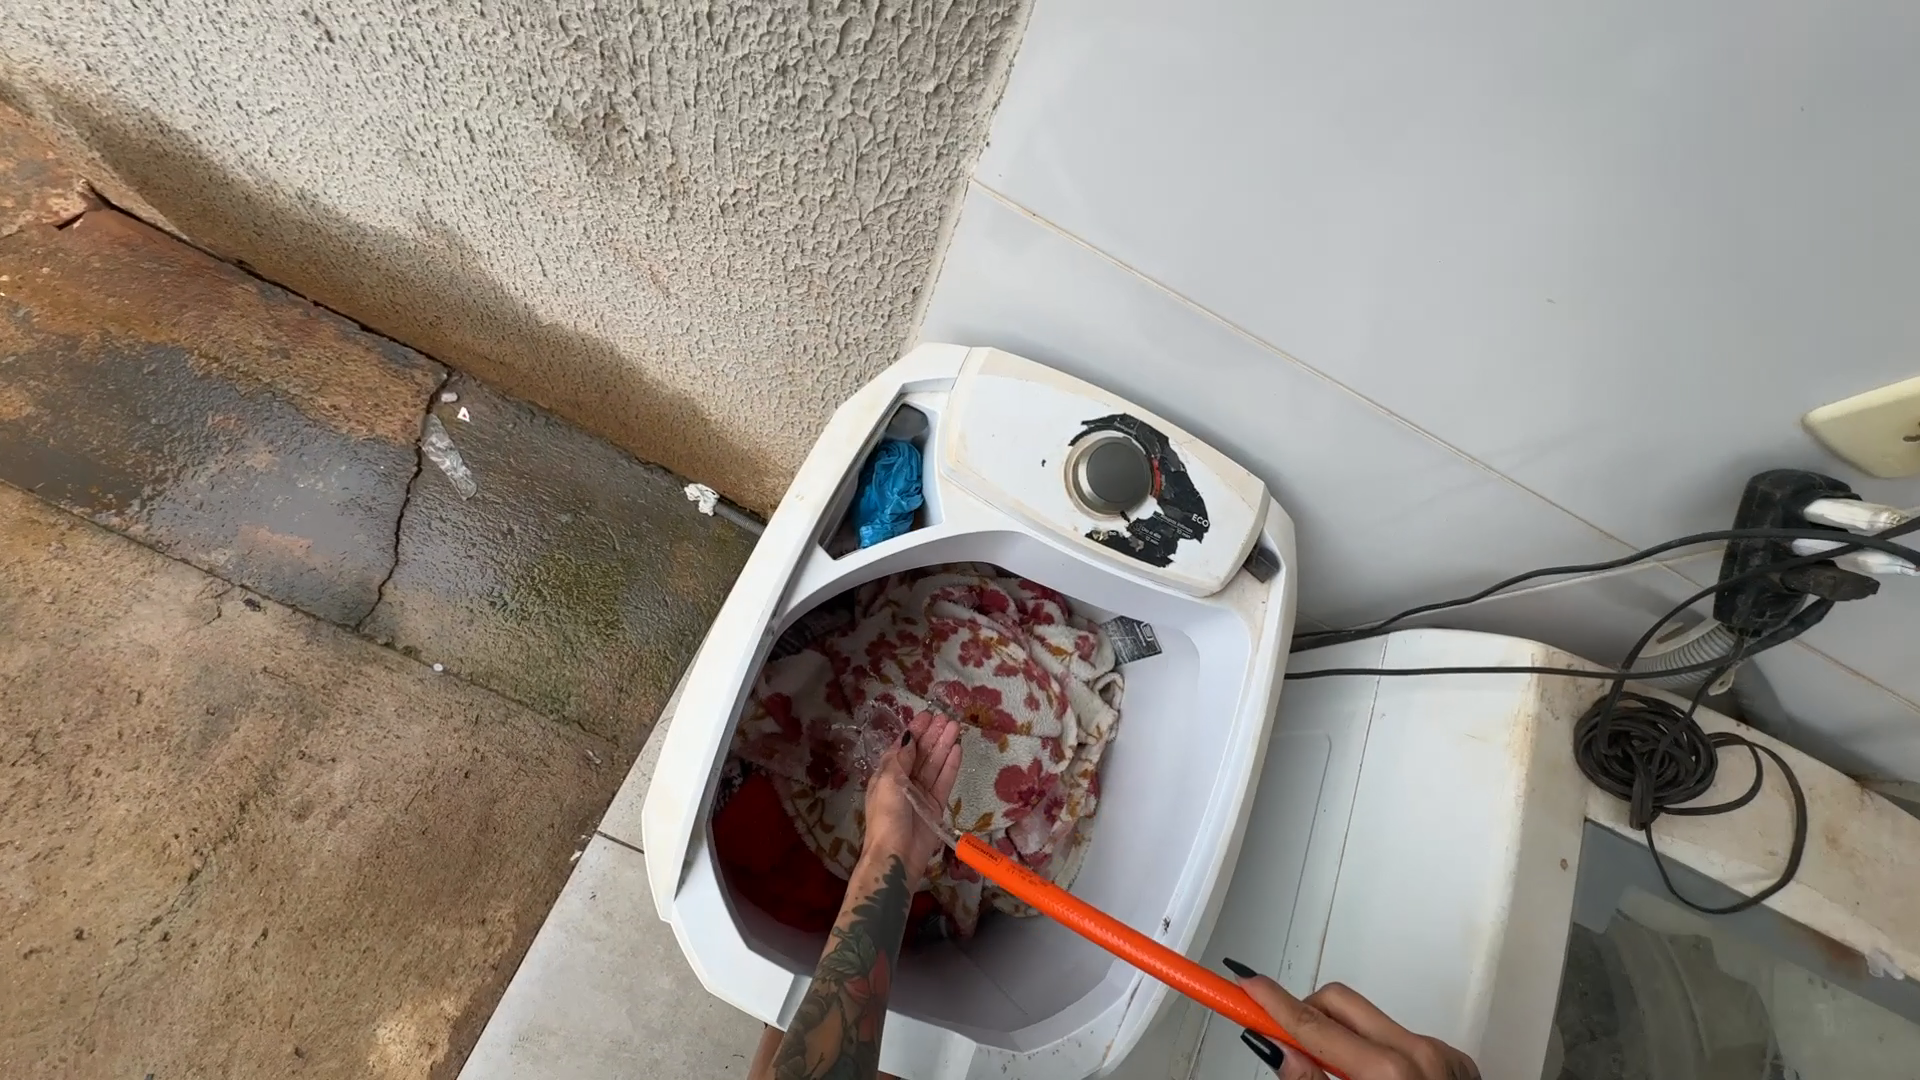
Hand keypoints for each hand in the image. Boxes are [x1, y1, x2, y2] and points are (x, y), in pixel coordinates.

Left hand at [860, 711, 961, 887]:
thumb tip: (908, 736)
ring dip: (944, 745)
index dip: (915, 731)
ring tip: (956, 727)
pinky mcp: (935, 806)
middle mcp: (904, 781)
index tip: (928, 715)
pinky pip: (944, 781)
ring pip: (934, 764)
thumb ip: (901, 757)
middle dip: (933, 735)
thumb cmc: (887, 815)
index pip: (903, 747)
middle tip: (947, 718)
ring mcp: (921, 793)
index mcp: (887, 774)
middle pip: (921, 753)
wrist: (896, 855)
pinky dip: (950, 765)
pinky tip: (958, 749)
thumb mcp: (889, 781)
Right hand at [1232, 968, 1479, 1079]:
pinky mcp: (1458, 1061)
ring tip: (1340, 1076)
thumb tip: (1278, 1050)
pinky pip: (1397, 1035)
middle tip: (1286, 1041)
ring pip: (1366, 1018)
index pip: (1313, 1024)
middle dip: (1306, 1014)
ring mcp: (1443, 1055)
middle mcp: (1419, 1053)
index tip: (1244, 982)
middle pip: (1336, 1002)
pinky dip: (1375, 1049)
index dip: (1272, 1001)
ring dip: (1342, 1035)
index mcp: (1390, 1074)